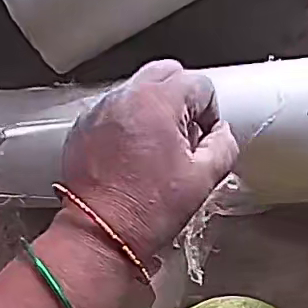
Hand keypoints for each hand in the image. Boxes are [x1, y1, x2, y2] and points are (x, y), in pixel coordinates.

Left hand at [59, 59, 239, 264]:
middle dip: (182, 101)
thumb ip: (224, 146)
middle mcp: (125, 96)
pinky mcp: (83, 128)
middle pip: (166, 74)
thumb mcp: (203, 180)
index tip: (203, 141)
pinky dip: (128, 125)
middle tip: (183, 140)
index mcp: (158, 102)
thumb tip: (221, 134)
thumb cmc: (148, 210)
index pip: (199, 84)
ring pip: (138, 92)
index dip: (209, 113)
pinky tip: (131, 159)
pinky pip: (114, 112)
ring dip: (154, 112)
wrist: (100, 233)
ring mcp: (100, 110)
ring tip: (156, 154)